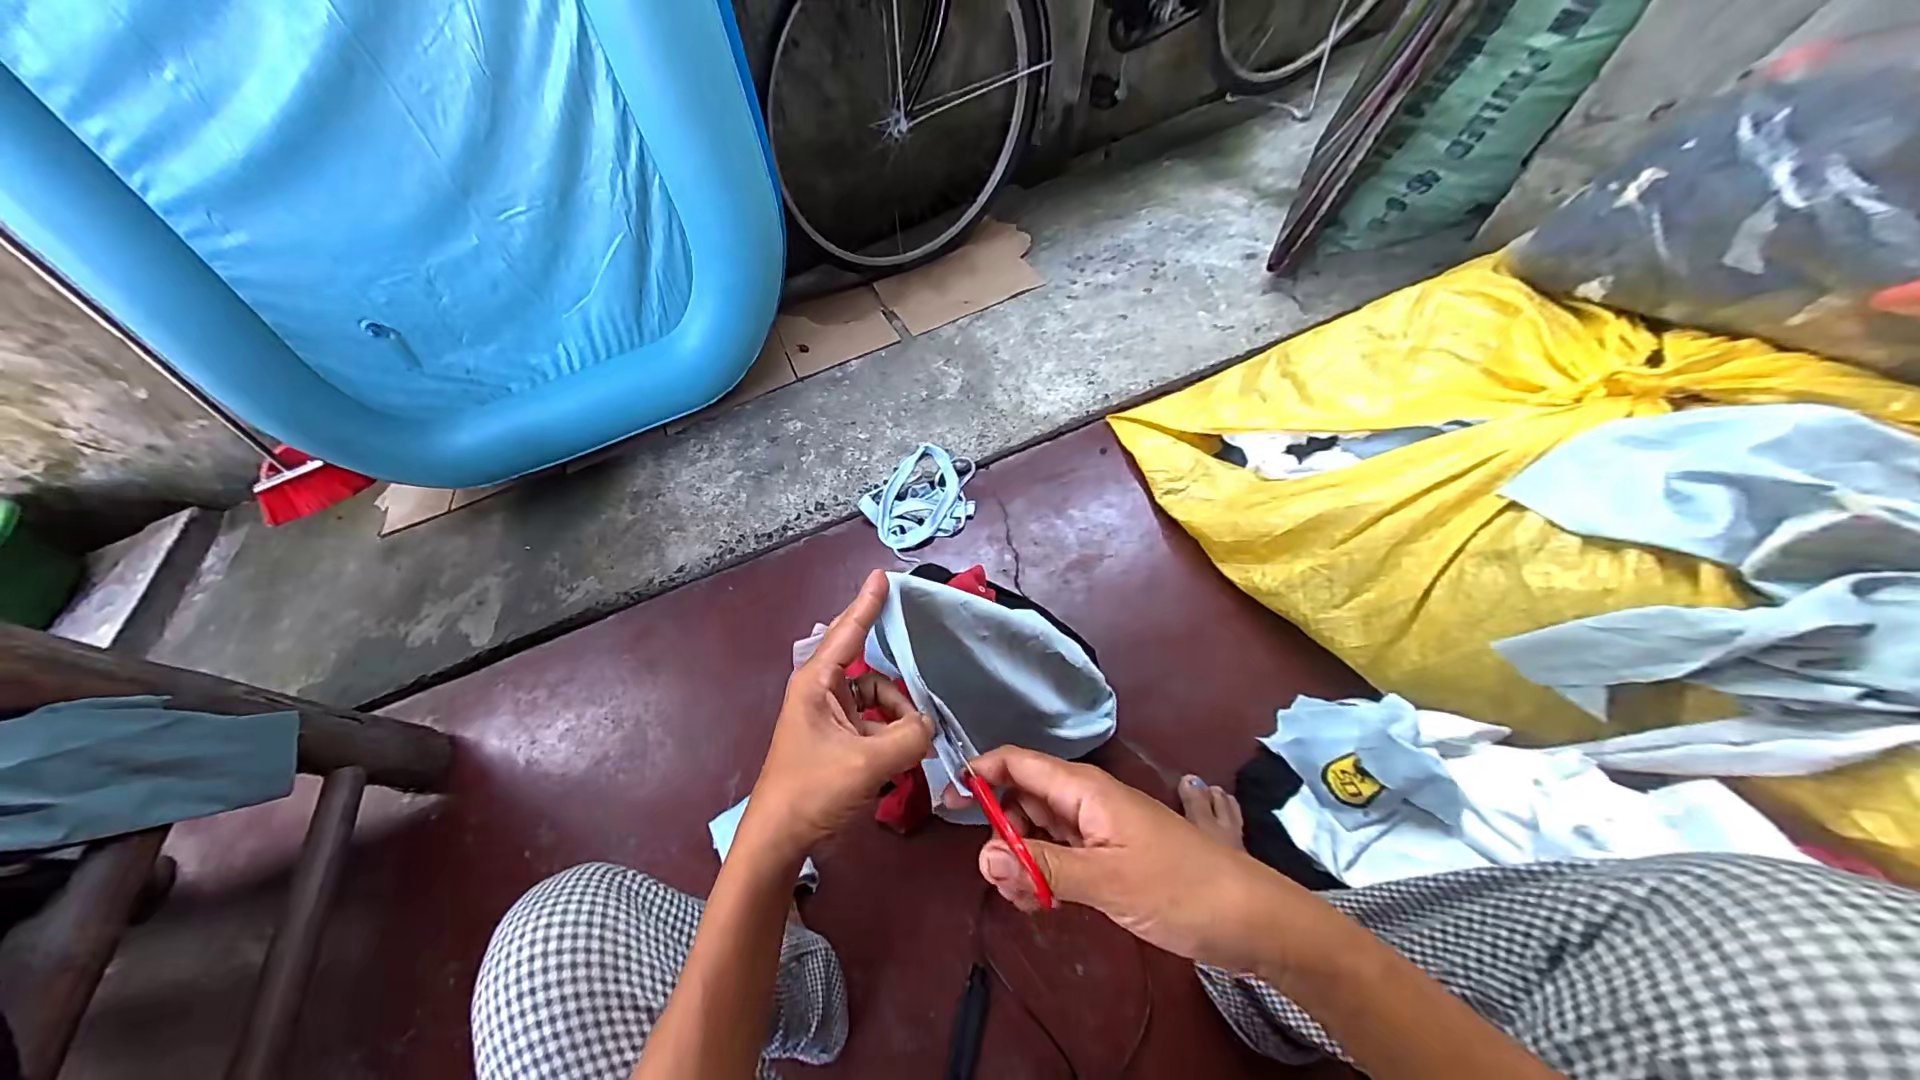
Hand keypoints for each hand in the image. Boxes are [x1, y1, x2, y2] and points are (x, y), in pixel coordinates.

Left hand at [743, 570, 933, 858]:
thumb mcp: (867, 763)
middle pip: (872, 670)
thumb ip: (910, 738)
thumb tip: (930, 725)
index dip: (868, 603)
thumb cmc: (812, 790)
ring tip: (914, 749)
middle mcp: (824, 691)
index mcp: (817, 682)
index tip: (882, 576)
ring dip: (901, 720)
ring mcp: (832, 716)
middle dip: (898, 683)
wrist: (779, 839)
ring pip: (881, 701)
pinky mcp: (840, 739)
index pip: (849, 632)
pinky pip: (877, 724)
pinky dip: (894, 737)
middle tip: (921, 693)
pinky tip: (907, 758)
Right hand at [955, 746, 1322, 975]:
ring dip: (1021, 857)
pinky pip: (1060, 853)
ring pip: (1040, 829)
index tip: (950, 802)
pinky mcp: (1107, 854)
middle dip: (1001, 830)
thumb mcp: (1107, 879)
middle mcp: (1086, 800)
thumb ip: (1043, 866)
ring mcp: (1097, 827)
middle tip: (995, 874)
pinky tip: (1041, 901)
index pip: (1018, 763)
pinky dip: (1043, 872)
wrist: (1249, 918)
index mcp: (1084, 789)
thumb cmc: (1179, 888)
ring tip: (1023, 897)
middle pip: (1024, 797)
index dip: (981, 774)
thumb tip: (982, 856)